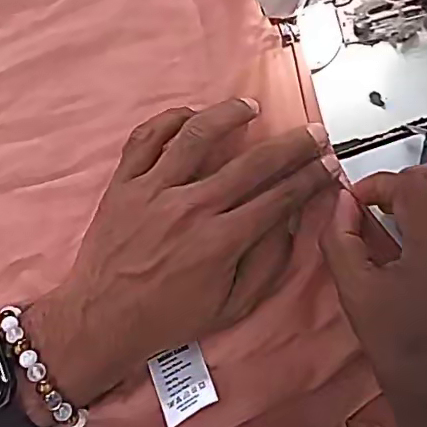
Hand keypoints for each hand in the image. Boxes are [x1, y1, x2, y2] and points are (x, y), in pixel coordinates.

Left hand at [24, 98, 337, 410]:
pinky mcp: (124, 183)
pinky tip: (190, 115)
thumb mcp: (230, 306)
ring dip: (230, 115)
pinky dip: (169, 119)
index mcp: (219, 241)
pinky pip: (146, 138)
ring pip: (197, 135)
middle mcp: (189, 208)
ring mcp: (153, 191)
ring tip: (250, 108)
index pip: (279, 197)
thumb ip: (266, 264)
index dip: (309, 178)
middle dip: (291, 145)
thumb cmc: (165, 316)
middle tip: (310, 133)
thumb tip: (288, 225)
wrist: (102, 318)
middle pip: (252, 162)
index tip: (325, 166)